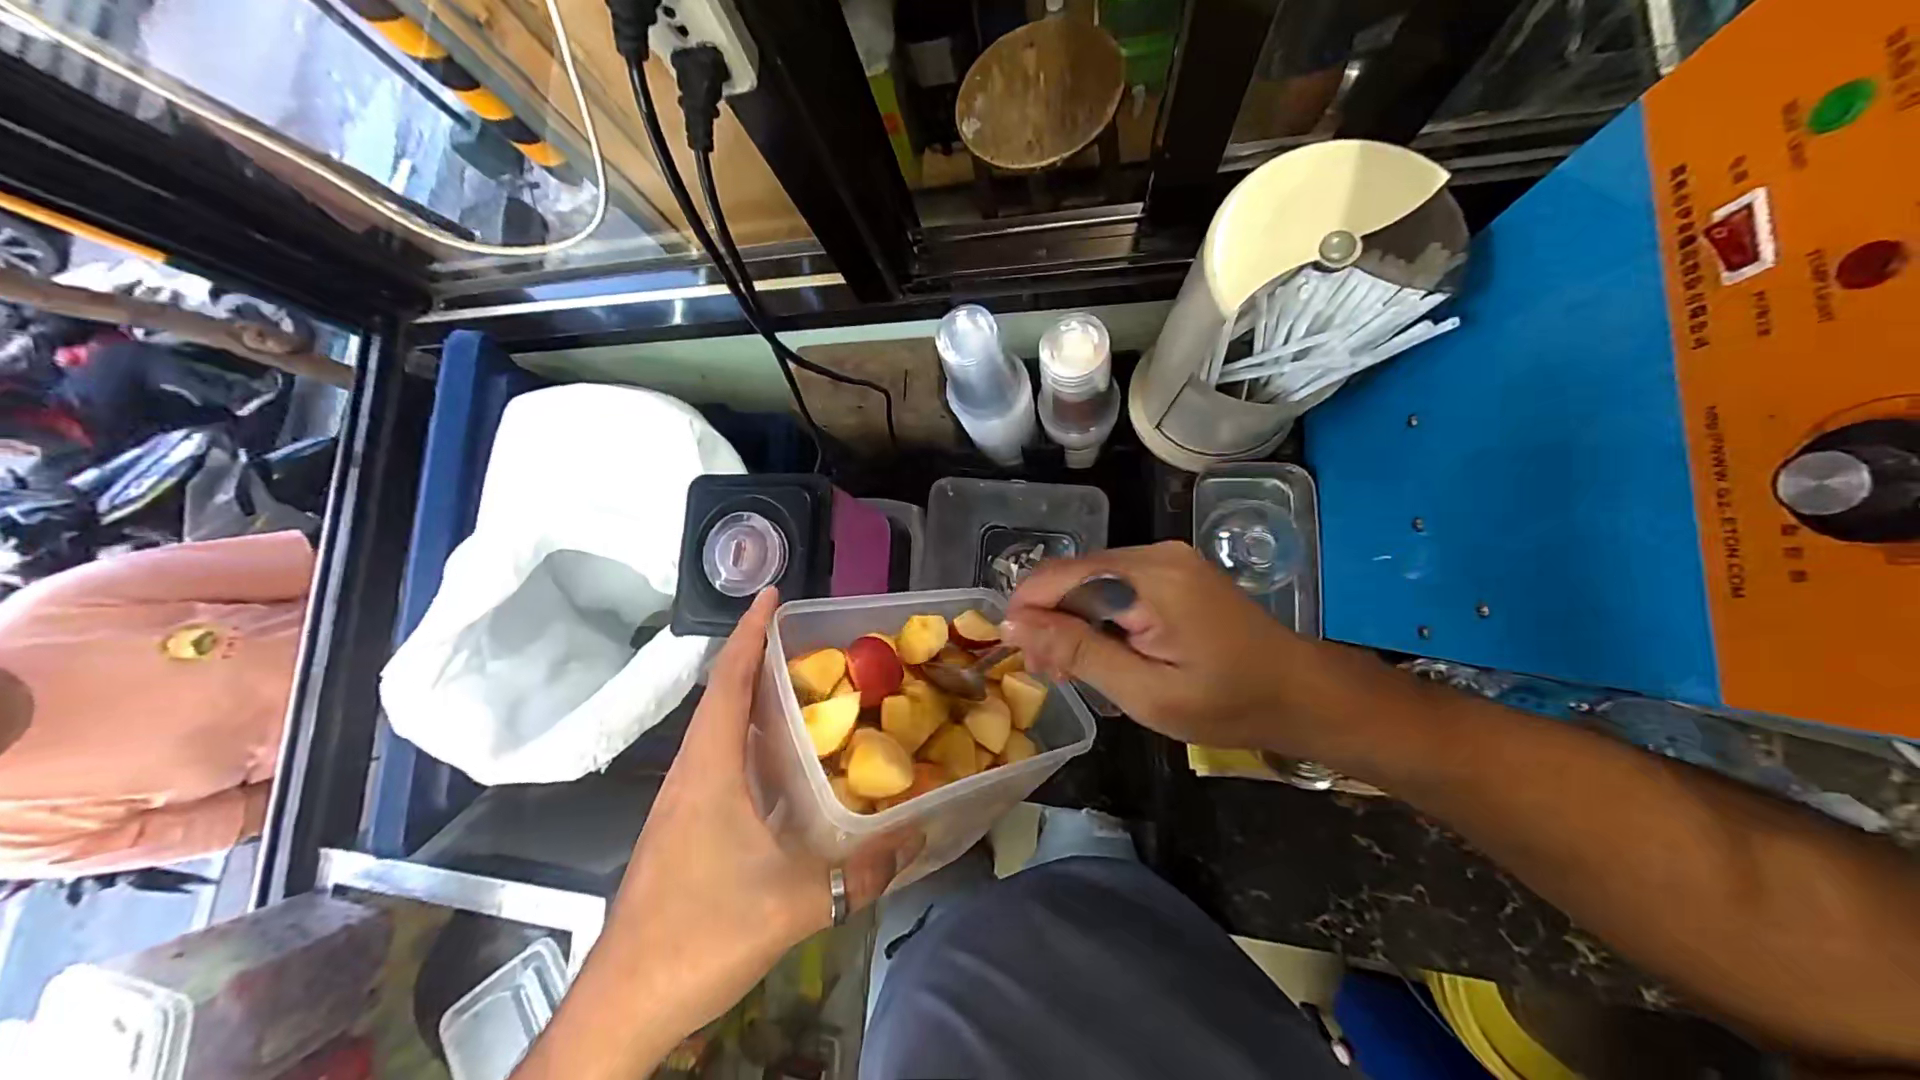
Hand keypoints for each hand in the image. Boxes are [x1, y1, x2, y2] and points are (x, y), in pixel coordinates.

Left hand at [517, 589, 909, 1078]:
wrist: (624, 1003)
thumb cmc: (701, 934)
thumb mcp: (794, 902)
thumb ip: (860, 871)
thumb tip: (916, 840)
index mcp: (709, 770)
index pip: (729, 683)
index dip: (750, 633)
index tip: (773, 594)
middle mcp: (692, 774)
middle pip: (725, 699)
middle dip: (761, 660)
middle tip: (813, 643)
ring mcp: (684, 803)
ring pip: (723, 734)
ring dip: (757, 703)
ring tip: (809, 691)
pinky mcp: (686, 830)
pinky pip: (724, 766)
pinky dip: (755, 746)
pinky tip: (789, 767)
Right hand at [1001, 541, 1342, 753]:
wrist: (1301, 694)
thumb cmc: (1226, 704)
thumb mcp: (1145, 691)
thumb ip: (1078, 651)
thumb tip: (1014, 624)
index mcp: (1149, 578)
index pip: (1058, 577)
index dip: (1026, 613)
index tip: (1024, 660)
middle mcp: (1155, 554)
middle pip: (1073, 576)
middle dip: (1050, 621)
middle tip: (1052, 674)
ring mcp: (1168, 559)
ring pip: (1091, 580)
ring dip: (1074, 621)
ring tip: (1075, 669)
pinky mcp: (1175, 571)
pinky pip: (1117, 585)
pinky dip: (1100, 615)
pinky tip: (1105, 650)